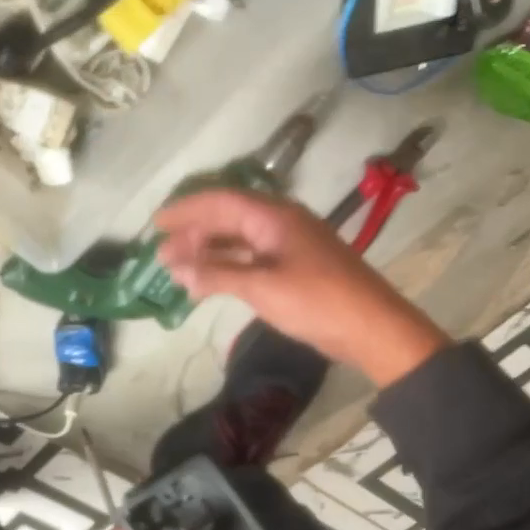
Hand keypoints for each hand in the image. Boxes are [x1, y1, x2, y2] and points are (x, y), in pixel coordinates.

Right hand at [154, 189, 451, 386]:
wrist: (372, 327)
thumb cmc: (316, 301)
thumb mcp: (261, 288)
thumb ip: (217, 275)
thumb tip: (178, 270)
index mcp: (274, 217)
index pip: (221, 201)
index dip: (186, 210)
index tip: (157, 224)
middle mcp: (281, 223)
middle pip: (228, 218)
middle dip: (193, 233)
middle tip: (162, 255)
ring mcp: (289, 245)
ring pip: (238, 239)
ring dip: (207, 252)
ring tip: (178, 270)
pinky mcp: (295, 267)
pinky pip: (251, 257)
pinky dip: (226, 266)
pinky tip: (209, 282)